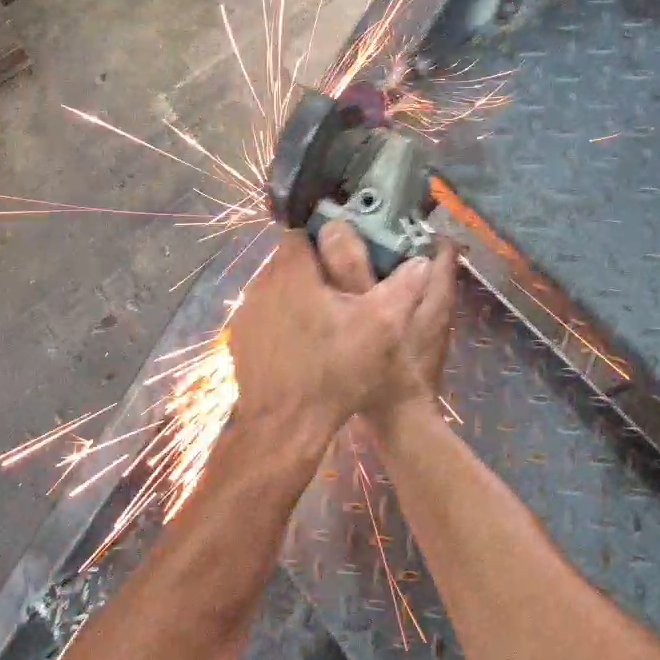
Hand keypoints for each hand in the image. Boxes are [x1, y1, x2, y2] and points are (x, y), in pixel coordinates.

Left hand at [226, 223, 442, 451]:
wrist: (285, 425)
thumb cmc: (334, 370)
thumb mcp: (382, 328)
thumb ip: (403, 288)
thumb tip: (420, 261)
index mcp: (291, 270)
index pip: (302, 233)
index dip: (326, 241)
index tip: (346, 259)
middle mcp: (260, 284)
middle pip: (288, 261)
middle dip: (314, 271)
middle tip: (343, 293)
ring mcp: (245, 313)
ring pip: (275, 289)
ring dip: (296, 297)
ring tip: (325, 321)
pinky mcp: (239, 340)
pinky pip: (264, 316)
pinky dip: (281, 322)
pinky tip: (302, 346)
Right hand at [316, 223, 457, 422]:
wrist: (401, 423)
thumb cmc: (389, 367)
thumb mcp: (366, 310)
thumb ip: (354, 267)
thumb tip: (337, 226)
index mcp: (435, 291)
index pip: (439, 244)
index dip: (414, 224)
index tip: (381, 213)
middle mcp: (437, 304)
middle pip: (421, 262)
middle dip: (392, 246)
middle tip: (355, 234)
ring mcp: (426, 326)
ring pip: (407, 286)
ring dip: (382, 273)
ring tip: (345, 262)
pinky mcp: (412, 344)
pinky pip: (396, 307)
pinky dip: (378, 298)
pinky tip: (348, 301)